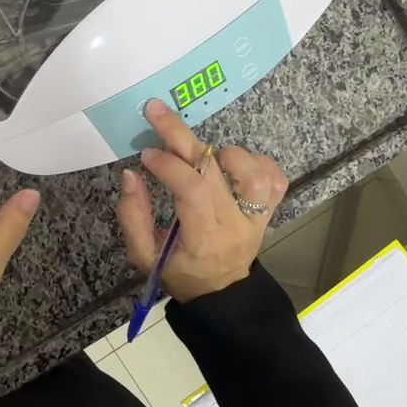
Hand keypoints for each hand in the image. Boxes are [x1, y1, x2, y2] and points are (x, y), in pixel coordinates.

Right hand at [115, 99, 287, 301]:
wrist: (221, 294)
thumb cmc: (178, 273)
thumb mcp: (143, 255)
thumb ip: (133, 216)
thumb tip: (130, 175)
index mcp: (202, 240)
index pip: (192, 192)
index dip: (169, 166)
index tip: (146, 154)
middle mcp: (235, 227)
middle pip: (214, 173)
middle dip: (182, 137)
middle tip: (157, 112)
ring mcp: (257, 219)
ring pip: (254, 175)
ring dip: (225, 153)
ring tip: (202, 152)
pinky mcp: (270, 212)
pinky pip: (275, 180)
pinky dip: (257, 161)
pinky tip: (231, 161)